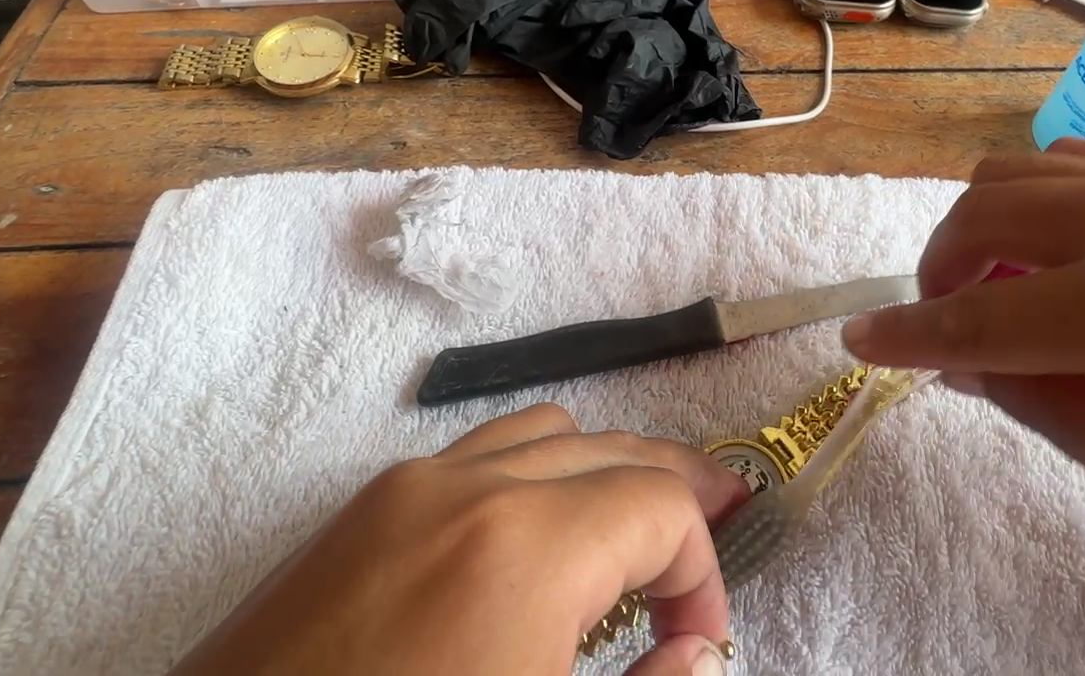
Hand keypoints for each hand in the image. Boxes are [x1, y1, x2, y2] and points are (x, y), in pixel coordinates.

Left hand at [171, 404, 747, 675]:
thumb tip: (696, 652)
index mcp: (522, 548)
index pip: (660, 507)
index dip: (704, 570)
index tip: (702, 643)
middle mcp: (467, 484)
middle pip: (613, 448)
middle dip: (676, 489)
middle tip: (723, 521)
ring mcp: (405, 484)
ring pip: (549, 432)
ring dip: (606, 469)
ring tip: (637, 523)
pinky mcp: (361, 506)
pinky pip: (481, 451)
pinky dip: (539, 469)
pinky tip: (542, 526)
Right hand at [840, 142, 1084, 662]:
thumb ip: (1046, 407)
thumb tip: (963, 359)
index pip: (983, 316)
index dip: (908, 334)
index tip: (855, 342)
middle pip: (984, 214)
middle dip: (937, 270)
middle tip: (943, 327)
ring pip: (1021, 171)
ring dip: (981, 228)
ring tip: (998, 290)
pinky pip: (1078, 159)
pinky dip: (1036, 199)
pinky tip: (1059, 251)